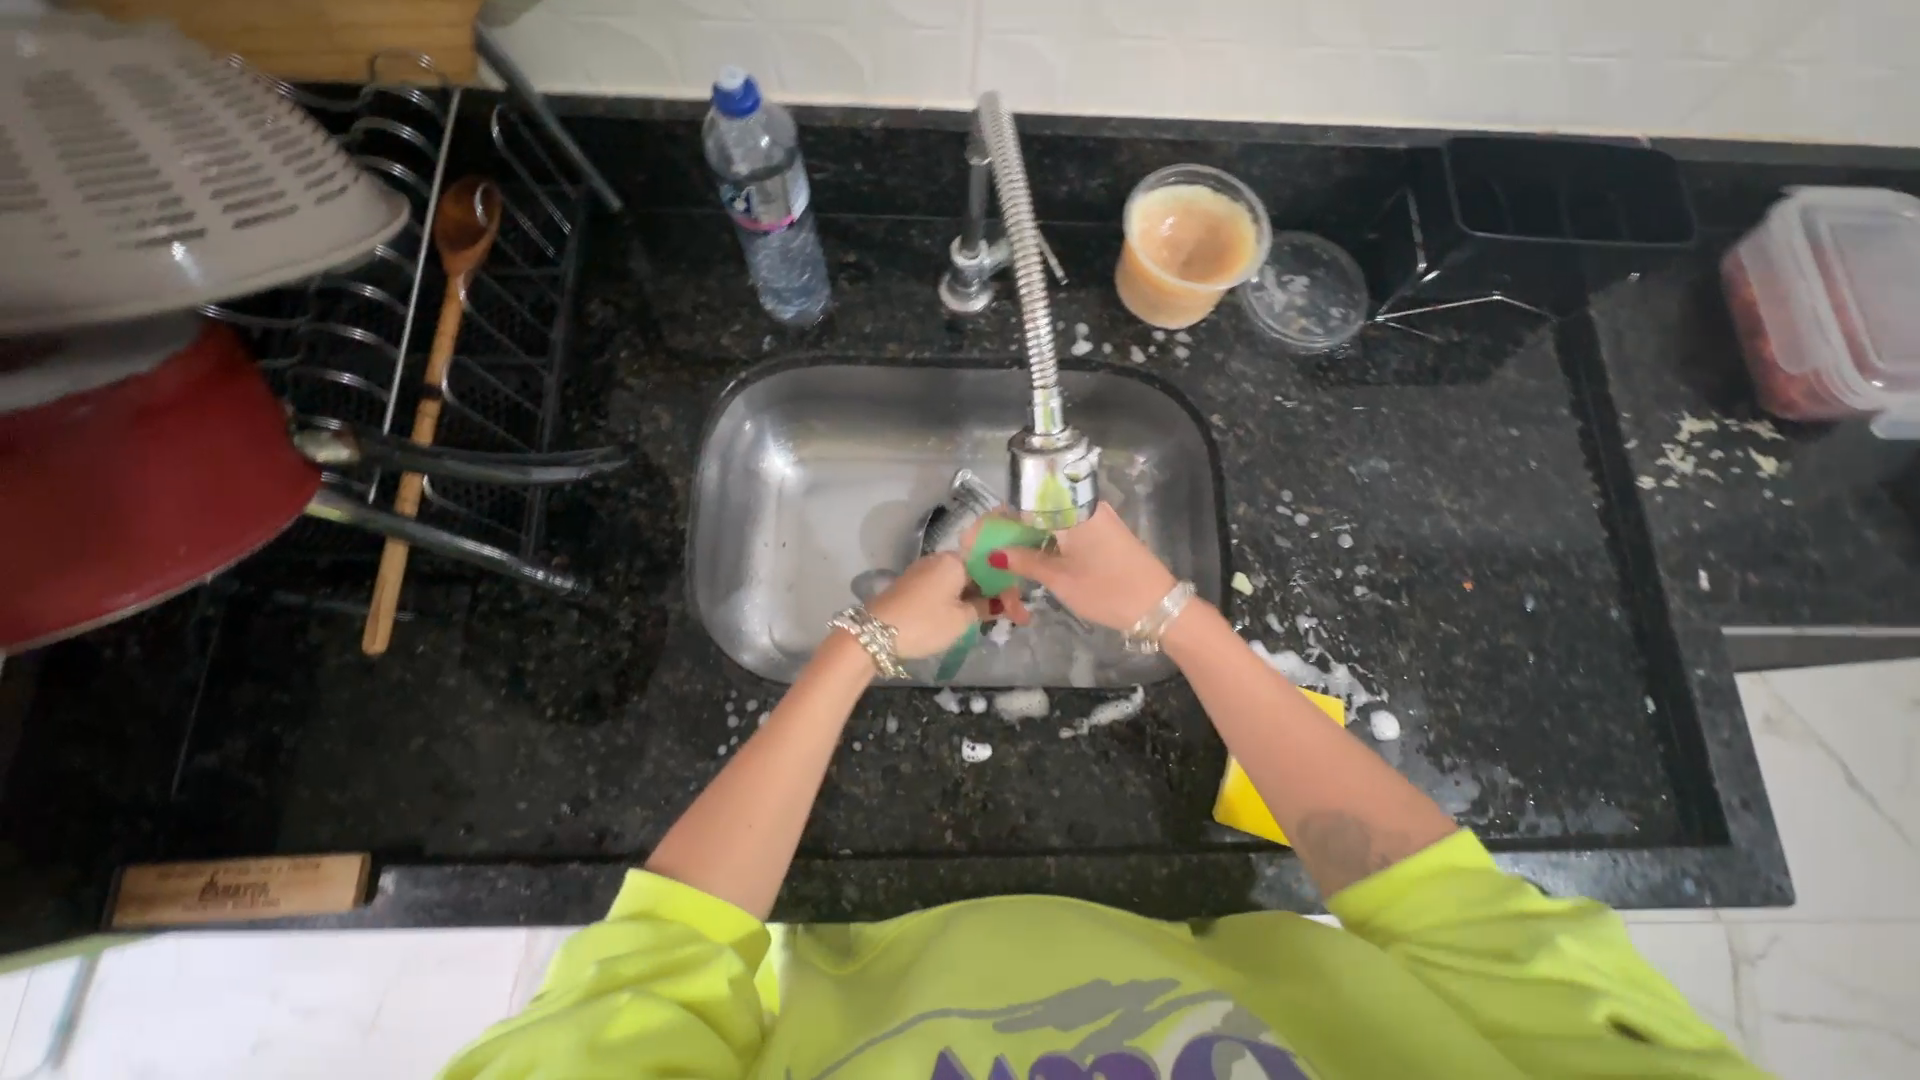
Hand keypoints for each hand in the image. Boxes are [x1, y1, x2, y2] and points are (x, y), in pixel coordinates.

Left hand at [865, 553, 1025, 659]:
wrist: (872, 634)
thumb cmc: (923, 624)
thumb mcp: (961, 620)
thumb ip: (985, 608)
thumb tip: (998, 603)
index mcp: (955, 560)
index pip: (992, 567)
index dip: (1008, 588)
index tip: (1019, 613)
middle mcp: (939, 559)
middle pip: (976, 572)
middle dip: (994, 593)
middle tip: (1010, 618)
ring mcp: (923, 571)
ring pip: (960, 581)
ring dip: (976, 597)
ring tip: (990, 619)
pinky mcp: (912, 585)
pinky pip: (944, 587)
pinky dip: (958, 599)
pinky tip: (966, 615)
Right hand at [991, 503, 1177, 631]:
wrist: (1159, 606)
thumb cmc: (1107, 590)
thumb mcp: (1061, 579)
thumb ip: (1025, 561)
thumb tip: (994, 552)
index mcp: (1072, 509)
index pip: (1023, 501)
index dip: (997, 519)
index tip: (977, 537)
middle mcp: (1084, 505)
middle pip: (1036, 508)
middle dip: (1010, 529)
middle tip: (988, 552)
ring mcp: (1095, 518)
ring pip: (1050, 519)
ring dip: (1027, 537)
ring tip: (1005, 559)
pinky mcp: (1103, 532)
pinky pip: (1065, 528)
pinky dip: (1046, 542)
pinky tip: (1032, 559)